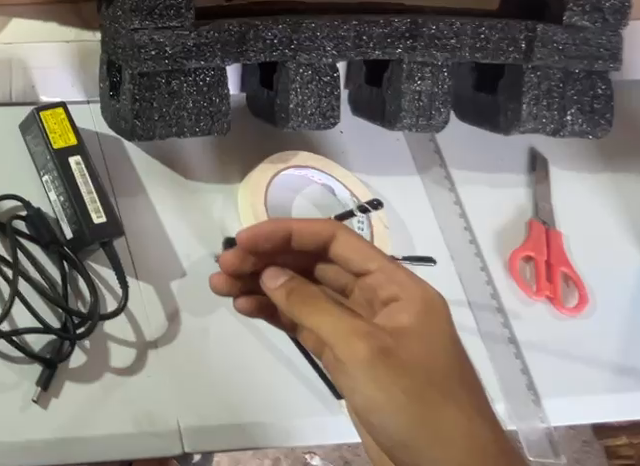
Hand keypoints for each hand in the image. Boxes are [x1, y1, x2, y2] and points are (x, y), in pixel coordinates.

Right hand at [211, 219, 521, 465]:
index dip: (285, 233)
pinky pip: (302, 320)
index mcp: (395, 287)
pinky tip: (244, 307)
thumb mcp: (362, 350)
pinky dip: (273, 312)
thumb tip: (267, 272)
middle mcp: (377, 300)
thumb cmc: (418, 405)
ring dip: (262, 285)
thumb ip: (311, 304)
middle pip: (312, 263)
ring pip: (302, 292)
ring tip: (221, 286)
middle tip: (223, 266)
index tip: (243, 240)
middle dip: (266, 260)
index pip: (333, 240)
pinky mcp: (346, 357)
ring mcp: (360, 329)